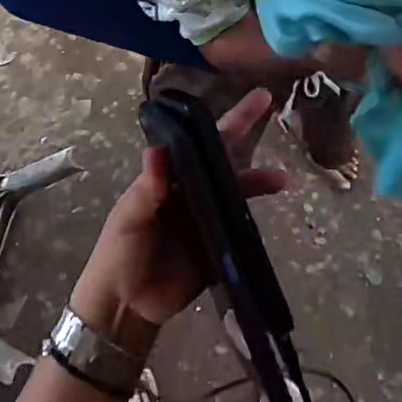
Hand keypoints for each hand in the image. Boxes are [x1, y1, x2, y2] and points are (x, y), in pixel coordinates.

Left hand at [71, 89, 286, 331]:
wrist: (125, 304)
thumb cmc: (120, 252)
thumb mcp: (128, 217)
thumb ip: (146, 188)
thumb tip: (158, 148)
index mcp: (169, 179)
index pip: (196, 141)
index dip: (215, 119)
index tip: (230, 97)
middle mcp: (190, 192)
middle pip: (221, 157)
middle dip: (244, 130)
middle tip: (268, 103)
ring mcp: (205, 218)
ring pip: (235, 191)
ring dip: (257, 180)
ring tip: (281, 177)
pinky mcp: (218, 247)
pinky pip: (240, 227)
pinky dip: (254, 218)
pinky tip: (272, 213)